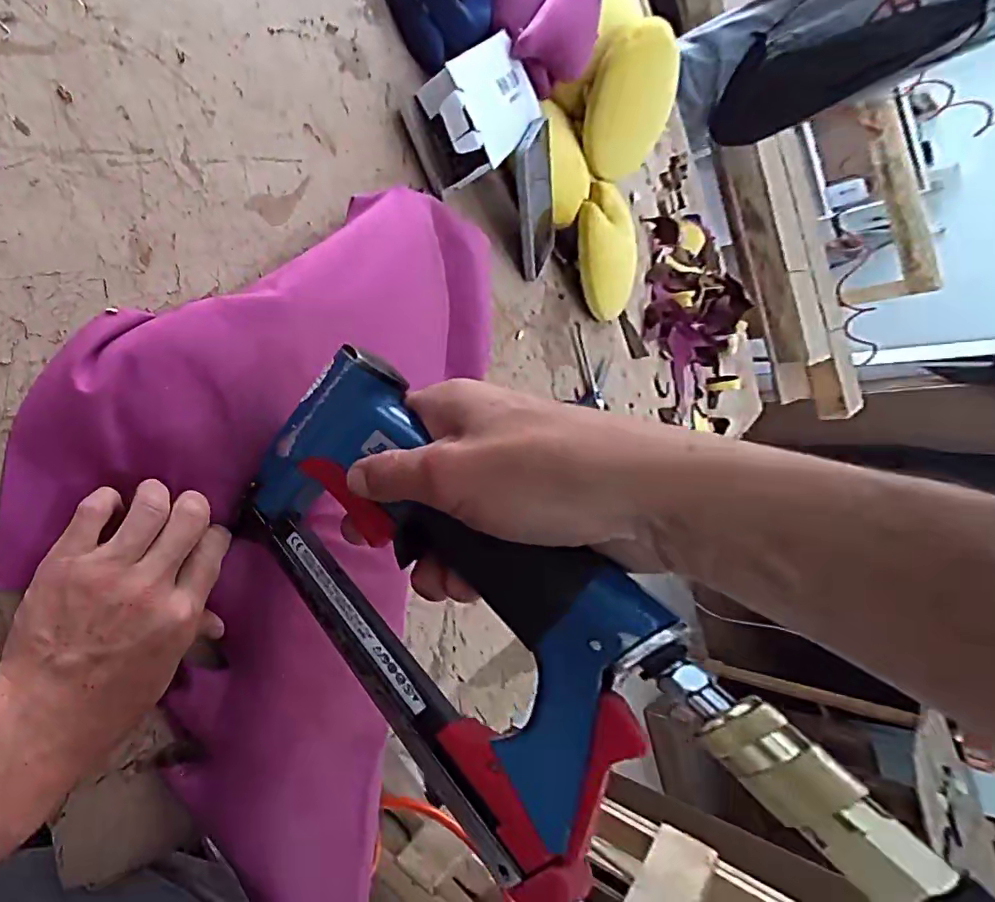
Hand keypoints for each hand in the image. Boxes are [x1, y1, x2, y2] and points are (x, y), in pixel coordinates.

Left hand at [0, 480, 229, 777]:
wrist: (43, 714)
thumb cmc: (112, 700)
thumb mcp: (164, 669)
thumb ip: (190, 632)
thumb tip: (215, 619)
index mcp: (181, 613)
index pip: (213, 546)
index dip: (212, 534)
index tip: (202, 537)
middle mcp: (150, 585)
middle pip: (189, 515)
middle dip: (191, 505)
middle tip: (179, 512)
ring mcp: (107, 569)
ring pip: (148, 503)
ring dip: (153, 495)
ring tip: (147, 503)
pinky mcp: (67, 560)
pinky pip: (94, 508)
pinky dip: (107, 500)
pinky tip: (108, 511)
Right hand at [344, 380, 698, 600]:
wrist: (646, 501)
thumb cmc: (539, 474)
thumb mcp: (452, 474)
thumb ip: (394, 474)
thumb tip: (352, 473)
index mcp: (450, 407)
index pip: (390, 424)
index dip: (364, 459)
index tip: (348, 500)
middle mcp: (473, 435)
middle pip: (415, 477)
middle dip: (404, 522)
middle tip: (394, 553)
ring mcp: (503, 474)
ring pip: (448, 514)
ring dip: (437, 552)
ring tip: (444, 584)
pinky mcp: (529, 510)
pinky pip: (483, 534)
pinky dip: (472, 561)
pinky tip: (472, 588)